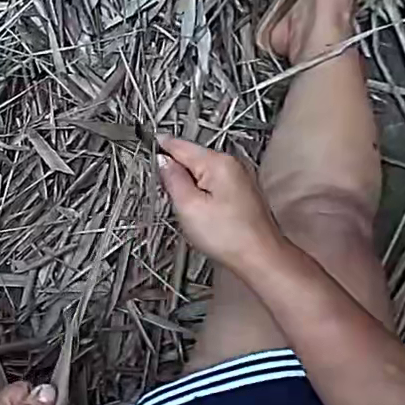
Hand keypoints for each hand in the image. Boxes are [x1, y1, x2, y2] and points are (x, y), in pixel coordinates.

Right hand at [155, 134, 284, 273]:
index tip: (145, 149)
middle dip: (174, 170)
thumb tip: (162, 160)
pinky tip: (199, 211)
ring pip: (201, 172)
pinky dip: (200, 192)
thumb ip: (172, 178)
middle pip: (191, 157)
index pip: (180, 145)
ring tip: (183, 206)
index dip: (159, 148)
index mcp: (218, 162)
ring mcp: (239, 177)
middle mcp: (232, 164)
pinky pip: (212, 183)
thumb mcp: (188, 206)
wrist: (260, 258)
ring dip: (187, 183)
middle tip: (164, 192)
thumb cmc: (229, 236)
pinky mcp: (240, 192)